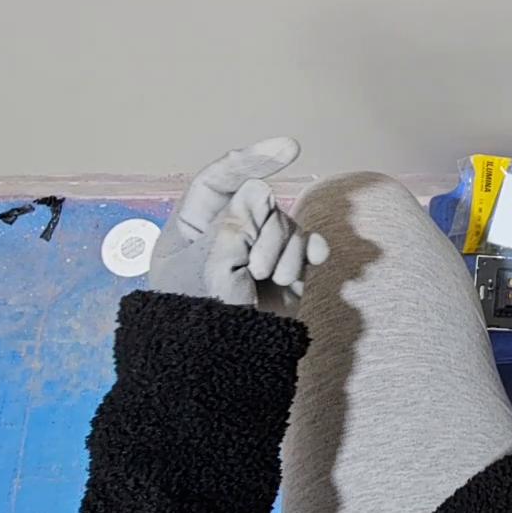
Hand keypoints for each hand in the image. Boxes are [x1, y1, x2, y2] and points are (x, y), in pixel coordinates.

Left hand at [150, 138, 328, 313]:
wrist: (222, 365)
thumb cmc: (198, 319)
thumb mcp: (208, 266)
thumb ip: (234, 222)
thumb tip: (259, 191)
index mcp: (192, 228)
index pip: (220, 180)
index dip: (252, 159)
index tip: (290, 147)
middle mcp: (227, 234)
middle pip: (263, 204)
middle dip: (268, 233)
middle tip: (255, 269)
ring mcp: (258, 251)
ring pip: (289, 226)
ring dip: (286, 253)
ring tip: (272, 282)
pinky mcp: (285, 270)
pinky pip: (309, 247)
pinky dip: (313, 253)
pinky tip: (319, 261)